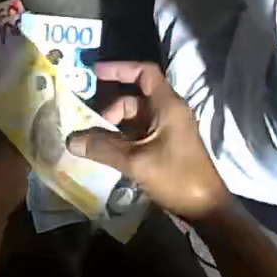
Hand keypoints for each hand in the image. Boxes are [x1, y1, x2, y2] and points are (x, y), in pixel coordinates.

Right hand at [66, 61, 232, 219]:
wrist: (206, 208)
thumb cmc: (177, 177)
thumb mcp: (136, 162)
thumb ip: (102, 148)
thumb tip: (70, 140)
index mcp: (168, 106)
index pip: (144, 73)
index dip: (119, 69)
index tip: (94, 73)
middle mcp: (169, 112)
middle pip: (133, 99)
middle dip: (109, 110)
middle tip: (87, 128)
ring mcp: (168, 130)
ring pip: (134, 120)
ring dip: (113, 128)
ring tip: (91, 144)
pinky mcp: (166, 147)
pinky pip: (139, 135)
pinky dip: (122, 140)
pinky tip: (105, 154)